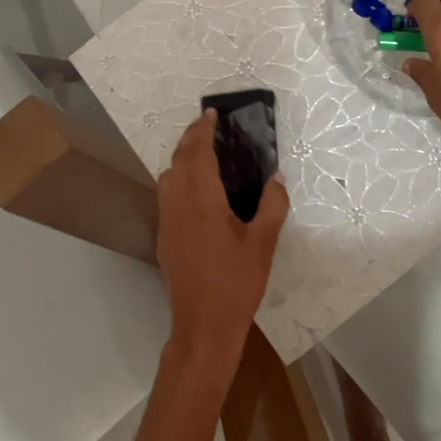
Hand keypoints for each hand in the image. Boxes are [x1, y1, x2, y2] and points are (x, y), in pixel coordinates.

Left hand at [156, 110, 288, 367]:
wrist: (203, 326)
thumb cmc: (236, 284)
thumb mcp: (264, 244)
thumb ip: (272, 205)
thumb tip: (276, 178)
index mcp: (202, 200)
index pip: (198, 152)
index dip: (203, 129)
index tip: (211, 113)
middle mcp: (178, 204)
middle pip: (179, 159)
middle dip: (191, 137)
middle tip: (208, 125)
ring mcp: (167, 221)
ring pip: (168, 176)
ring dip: (182, 157)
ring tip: (203, 152)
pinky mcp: (164, 237)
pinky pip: (167, 194)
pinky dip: (178, 177)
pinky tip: (196, 188)